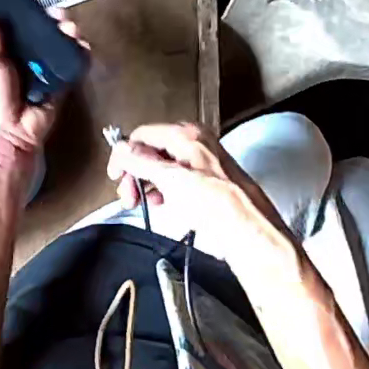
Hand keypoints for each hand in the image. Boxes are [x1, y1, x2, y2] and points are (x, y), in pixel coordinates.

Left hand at [0, 8, 86, 197]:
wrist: (11, 147)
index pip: (14, 35)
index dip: (28, 20)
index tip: (39, 8)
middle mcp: (18, 72)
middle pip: (39, 44)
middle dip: (52, 30)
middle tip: (62, 19)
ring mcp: (37, 84)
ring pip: (54, 58)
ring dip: (65, 44)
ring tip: (73, 32)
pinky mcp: (54, 96)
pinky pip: (67, 77)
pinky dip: (75, 64)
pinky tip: (81, 52)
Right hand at [106, 122, 295, 259]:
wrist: (252, 234)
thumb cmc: (217, 206)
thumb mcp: (172, 180)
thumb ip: (142, 161)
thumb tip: (121, 148)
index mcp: (186, 134)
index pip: (142, 134)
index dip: (125, 154)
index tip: (116, 176)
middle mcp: (195, 142)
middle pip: (151, 149)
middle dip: (135, 172)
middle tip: (128, 196)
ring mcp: (202, 162)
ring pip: (163, 165)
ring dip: (147, 183)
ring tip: (143, 204)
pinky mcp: (207, 182)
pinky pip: (176, 179)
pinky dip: (164, 190)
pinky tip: (161, 205)